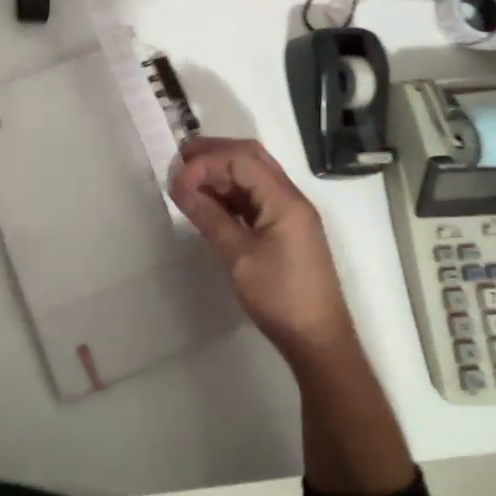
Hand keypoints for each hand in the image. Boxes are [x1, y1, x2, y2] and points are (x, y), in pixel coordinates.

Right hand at [170, 137, 353, 355]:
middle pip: (250, 157)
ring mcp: (288, 213)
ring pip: (252, 175)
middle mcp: (290, 198)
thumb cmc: (280, 298)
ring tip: (186, 182)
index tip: (177, 181)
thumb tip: (179, 187)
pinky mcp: (283, 228)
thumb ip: (209, 217)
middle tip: (178, 163)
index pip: (241, 160)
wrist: (317, 340)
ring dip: (219, 172)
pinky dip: (228, 193)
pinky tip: (207, 201)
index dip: (206, 163)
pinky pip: (254, 197)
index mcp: (285, 200)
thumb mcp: (238, 257)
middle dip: (213, 155)